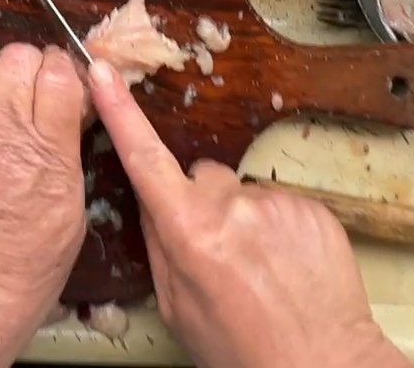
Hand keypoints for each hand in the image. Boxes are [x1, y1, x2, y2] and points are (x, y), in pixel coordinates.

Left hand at [0, 44, 88, 367]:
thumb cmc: (21, 276)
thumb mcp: (71, 214)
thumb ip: (68, 151)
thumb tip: (69, 107)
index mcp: (46, 155)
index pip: (57, 73)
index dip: (64, 68)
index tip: (64, 79)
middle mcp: (1, 136)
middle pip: (18, 57)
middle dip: (32, 67)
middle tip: (33, 88)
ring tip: (0, 106)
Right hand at [87, 61, 411, 367]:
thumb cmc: (248, 355)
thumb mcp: (179, 310)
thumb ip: (159, 245)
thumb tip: (151, 201)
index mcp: (190, 233)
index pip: (144, 157)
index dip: (119, 110)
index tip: (102, 73)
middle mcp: (231, 207)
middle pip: (201, 175)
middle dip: (201, 201)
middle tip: (220, 252)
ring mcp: (274, 203)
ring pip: (241, 193)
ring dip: (244, 218)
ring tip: (260, 268)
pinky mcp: (310, 206)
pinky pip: (278, 203)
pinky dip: (278, 227)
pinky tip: (287, 264)